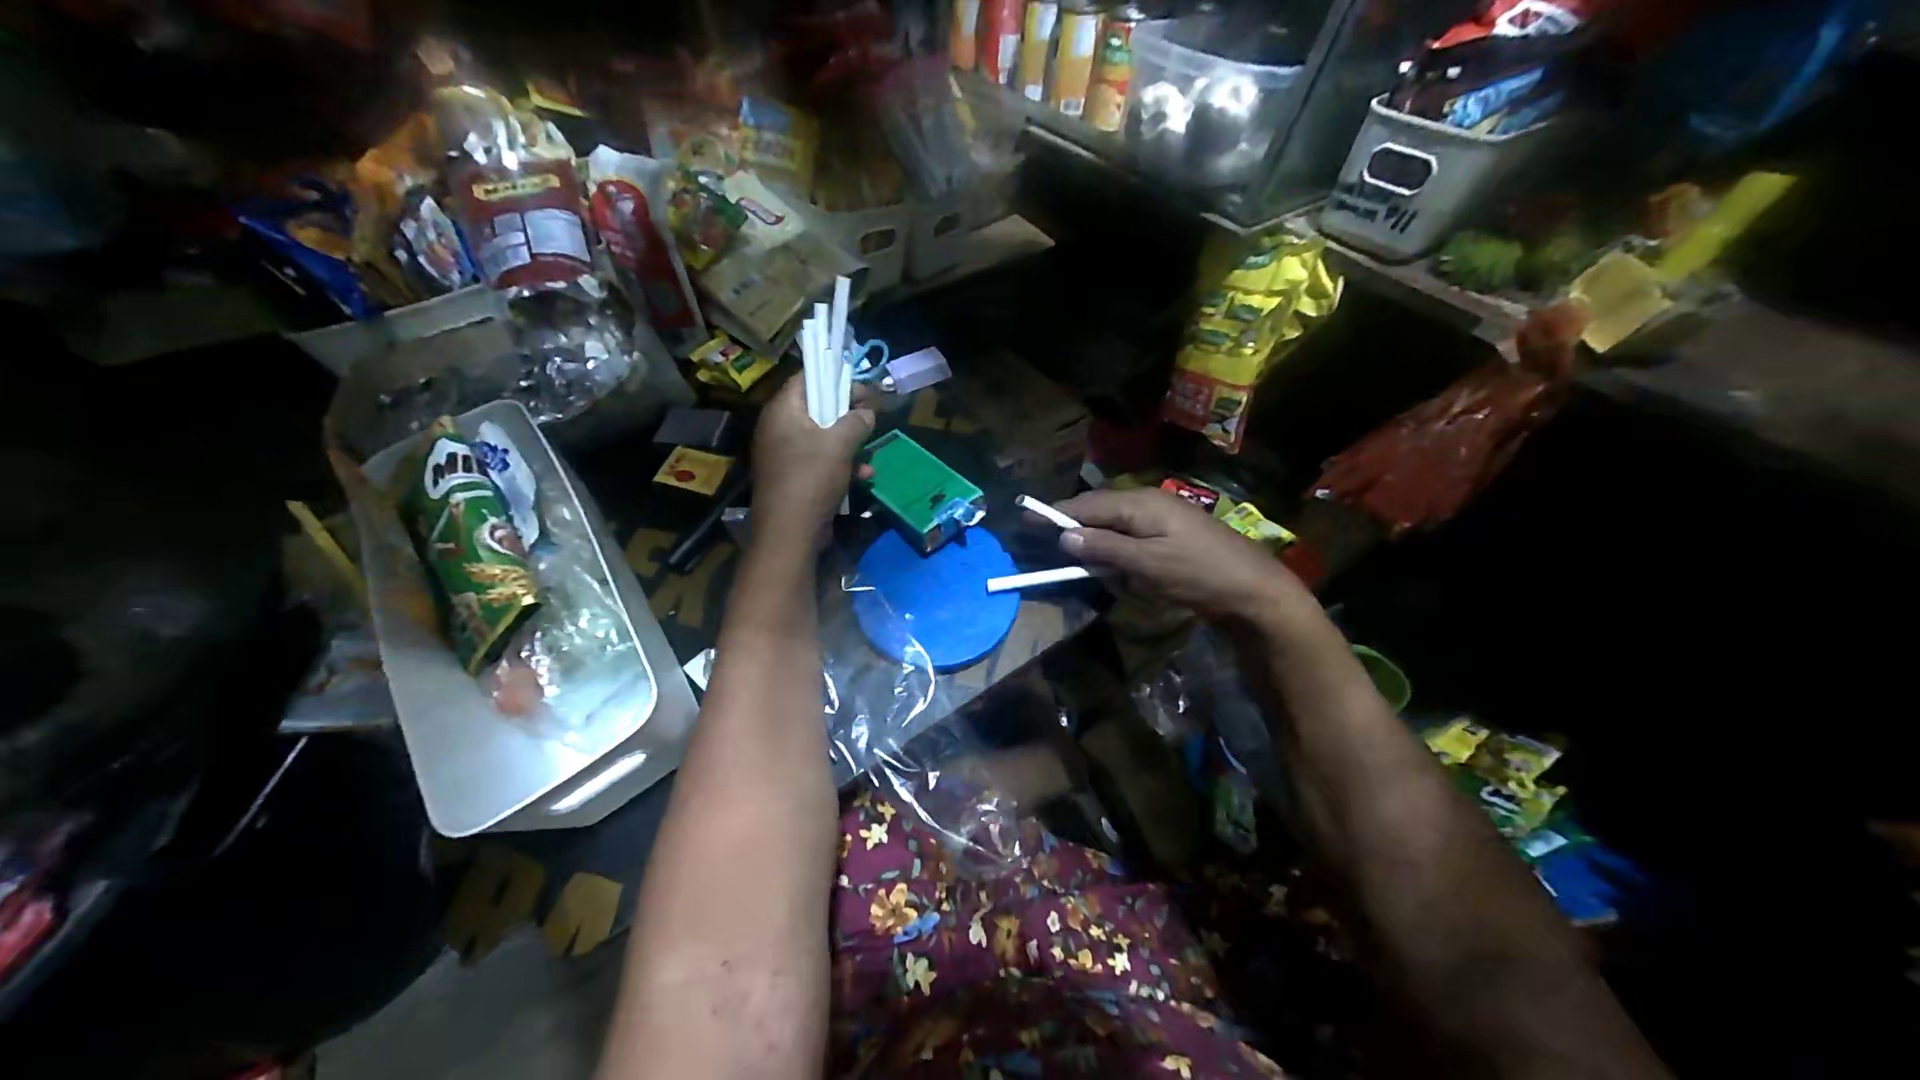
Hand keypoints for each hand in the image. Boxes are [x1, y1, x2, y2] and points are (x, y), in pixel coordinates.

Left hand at [750, 371, 874, 534]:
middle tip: (871, 417)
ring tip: (870, 453)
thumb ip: (856, 421)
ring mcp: (784, 455)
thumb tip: (866, 413)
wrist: (789, 531)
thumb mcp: (840, 444)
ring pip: (822, 438)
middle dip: (847, 414)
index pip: (806, 378)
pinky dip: (841, 465)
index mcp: (783, 411)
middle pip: (816, 408)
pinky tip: (863, 476)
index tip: (861, 387)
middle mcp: (778, 428)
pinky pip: (819, 461)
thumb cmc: (812, 477)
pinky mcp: (793, 478)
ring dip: (849, 444)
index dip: (835, 377)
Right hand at [1055, 489, 1308, 622]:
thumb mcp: (1146, 564)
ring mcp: (1163, 517)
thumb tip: (1064, 536)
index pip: (1086, 505)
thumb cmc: (1198, 574)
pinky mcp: (1172, 534)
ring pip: (1116, 525)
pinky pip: (1133, 537)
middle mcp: (1149, 502)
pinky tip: (1124, 570)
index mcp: (1139, 503)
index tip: (1025, 519)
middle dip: (1076, 528)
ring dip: (1100, 544)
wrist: (1255, 590)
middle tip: (1051, 544)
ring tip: (1092, 564)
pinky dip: (1121, 552)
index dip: (1054, 514)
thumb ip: (1103, 548)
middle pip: (1099, 511)